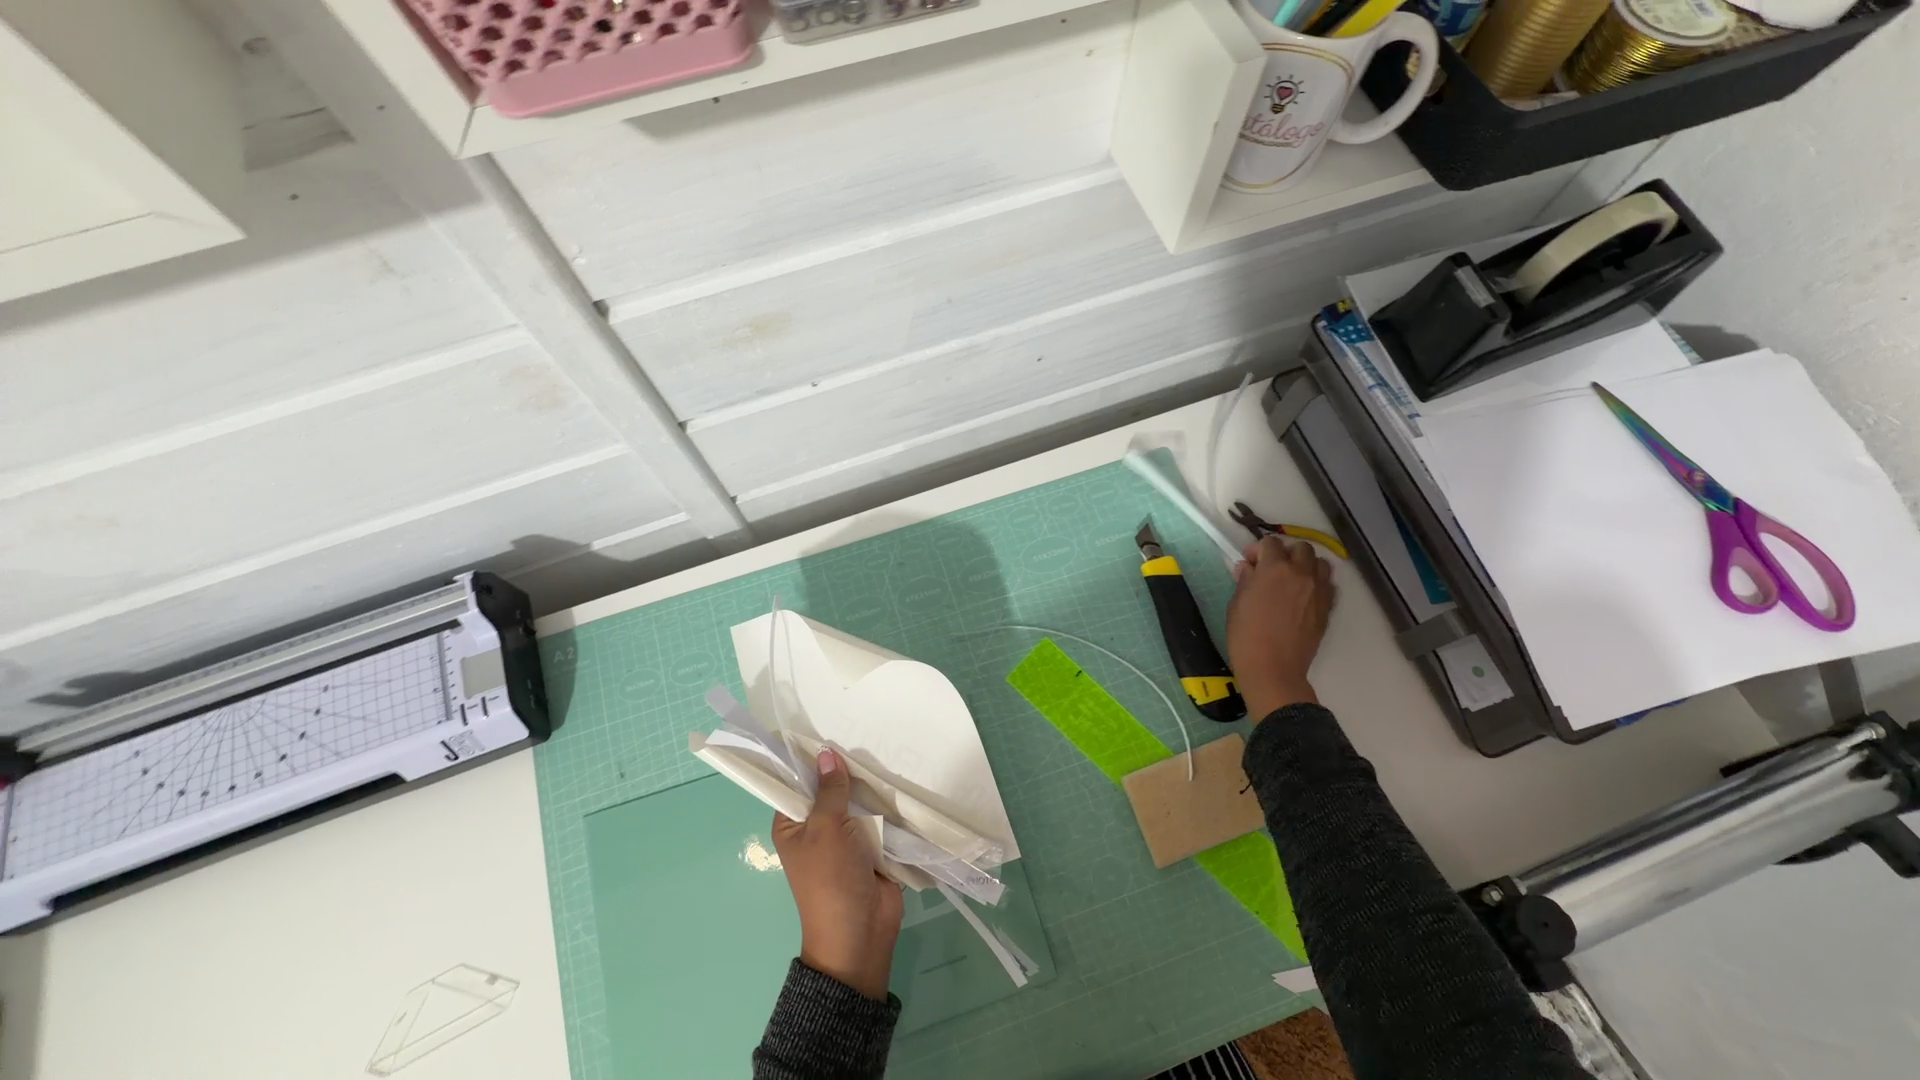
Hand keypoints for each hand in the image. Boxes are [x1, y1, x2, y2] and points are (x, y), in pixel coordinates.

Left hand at [771, 748, 903, 1000]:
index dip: (812, 759)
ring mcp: (846, 839)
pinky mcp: (873, 848)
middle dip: (848, 769)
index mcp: (792, 824)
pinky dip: (889, 805)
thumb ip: (830, 790)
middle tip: (868, 730)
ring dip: (871, 786)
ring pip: (858, 802)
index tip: (831, 728)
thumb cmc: (831, 879)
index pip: (797, 783)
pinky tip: (902, 777)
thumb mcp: (826, 828)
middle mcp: (816, 828)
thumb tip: (827, 753)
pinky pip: (880, 819)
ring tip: (889, 748)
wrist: (860, 933)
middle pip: (832, 790)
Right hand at [1227, 536, 1334, 720]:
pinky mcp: (1327, 607)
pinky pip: (1328, 585)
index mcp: (1274, 568)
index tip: (1250, 563)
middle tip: (1272, 570)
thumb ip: (1245, 581)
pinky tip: (1305, 597)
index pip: (1270, 543)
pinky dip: (1318, 584)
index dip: (1258, 550)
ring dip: (1306, 566)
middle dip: (1285, 554)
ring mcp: (1318, 589)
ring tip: (1293, 580)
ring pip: (1320, 563)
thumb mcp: (1236, 604)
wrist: (1273, 668)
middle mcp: (1301, 573)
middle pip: (1300, 548)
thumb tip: (1248, 568)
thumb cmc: (1246, 636)